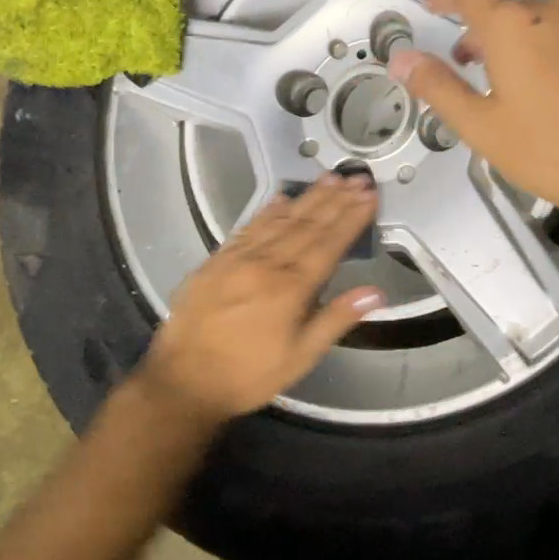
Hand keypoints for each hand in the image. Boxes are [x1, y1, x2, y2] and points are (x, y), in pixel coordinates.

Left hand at [138, 174, 385, 421]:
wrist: (183, 382)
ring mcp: (238, 257)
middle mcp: (266, 263)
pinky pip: (248, 227)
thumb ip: (336, 319)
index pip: (329, 244)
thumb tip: (376, 293)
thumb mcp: (300, 357)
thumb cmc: (248, 375)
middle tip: (357, 178)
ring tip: (330, 177)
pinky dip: (268, 210)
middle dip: (336, 200)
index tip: (370, 196)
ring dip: (308, 197)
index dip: (352, 218)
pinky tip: (282, 197)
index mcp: (291, 287)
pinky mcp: (217, 260)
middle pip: (308, 224)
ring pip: (280, 219)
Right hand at [387, 0, 558, 232]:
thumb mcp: (483, 127)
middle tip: (474, 66)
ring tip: (523, 85)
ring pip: (550, 23)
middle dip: (487, 33)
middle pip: (511, 10)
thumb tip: (403, 59)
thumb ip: (438, 86)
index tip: (434, 5)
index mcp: (515, 26)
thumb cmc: (555, 153)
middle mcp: (558, 12)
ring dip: (528, 43)